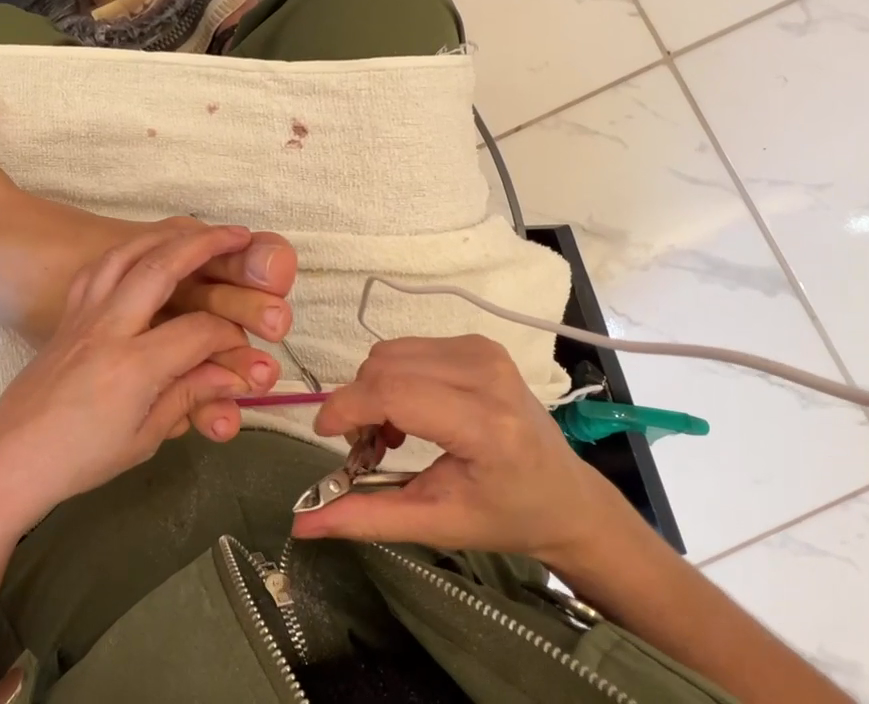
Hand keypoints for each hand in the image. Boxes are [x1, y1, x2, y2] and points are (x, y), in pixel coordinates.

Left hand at [0, 224, 279, 532]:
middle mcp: (107, 328)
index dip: (230, 337)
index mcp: (132, 366)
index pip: (198, 332)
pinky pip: (97, 270)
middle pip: (160, 268)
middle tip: (237, 234)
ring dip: (162, 237)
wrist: (10, 456)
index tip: (244, 350)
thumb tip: (232, 375)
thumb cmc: (79, 458)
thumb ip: (187, 397)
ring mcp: (81, 316)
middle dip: (203, 245)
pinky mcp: (66, 316)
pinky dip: (125, 252)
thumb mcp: (143, 438)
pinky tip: (140, 254)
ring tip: (192, 230)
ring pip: (123, 256)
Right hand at [290, 335, 629, 563]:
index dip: (347, 408)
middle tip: (367, 447)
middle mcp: (487, 376)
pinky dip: (391, 378)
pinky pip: (405, 349)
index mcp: (487, 426)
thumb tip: (301, 524)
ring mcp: (484, 353)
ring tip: (391, 431)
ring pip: (388, 354)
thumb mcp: (435, 524)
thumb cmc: (505, 516)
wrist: (567, 497)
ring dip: (373, 390)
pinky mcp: (478, 345)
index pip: (393, 393)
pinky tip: (410, 411)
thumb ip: (366, 518)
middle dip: (358, 405)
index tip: (326, 435)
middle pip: (383, 368)